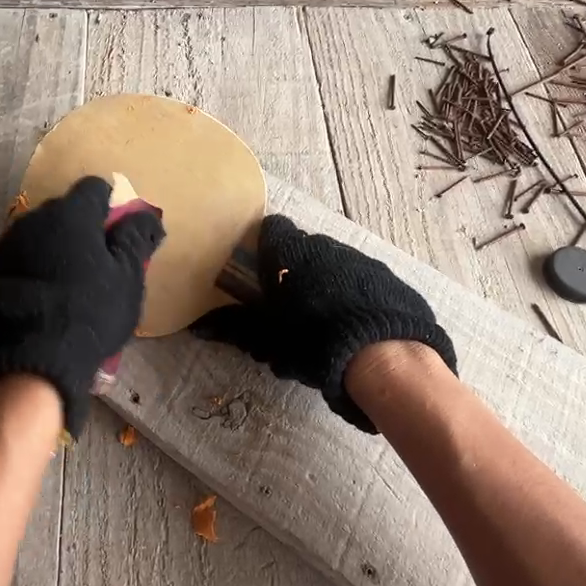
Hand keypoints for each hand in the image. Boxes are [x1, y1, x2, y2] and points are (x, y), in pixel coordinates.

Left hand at [0, 176, 165, 436]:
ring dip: (53, 246)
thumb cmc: (92, 309)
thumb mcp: (128, 275)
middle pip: (64, 209)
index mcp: (73, 212)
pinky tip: (42, 295)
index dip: (109, 205)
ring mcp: (9, 244)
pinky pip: (19, 258)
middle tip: (95, 259)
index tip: (116, 230)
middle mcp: (36, 218)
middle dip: (80, 226)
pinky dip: (32, 267)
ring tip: (66, 280)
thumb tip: (146, 213)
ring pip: (39, 233)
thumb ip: (136, 237)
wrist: (36, 355)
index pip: (94, 188)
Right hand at [193, 214, 456, 431]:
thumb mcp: (267, 339)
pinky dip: (356, 294)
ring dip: (327, 282)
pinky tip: (357, 324)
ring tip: (326, 318)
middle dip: (296, 269)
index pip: (272, 229)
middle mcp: (324, 245)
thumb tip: (197, 327)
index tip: (262, 272)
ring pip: (335, 263)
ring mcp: (360, 259)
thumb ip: (233, 328)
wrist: (384, 356)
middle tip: (291, 305)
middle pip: (303, 247)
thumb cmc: (313, 342)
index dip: (265, 248)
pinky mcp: (388, 278)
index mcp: (291, 252)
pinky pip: (363, 280)